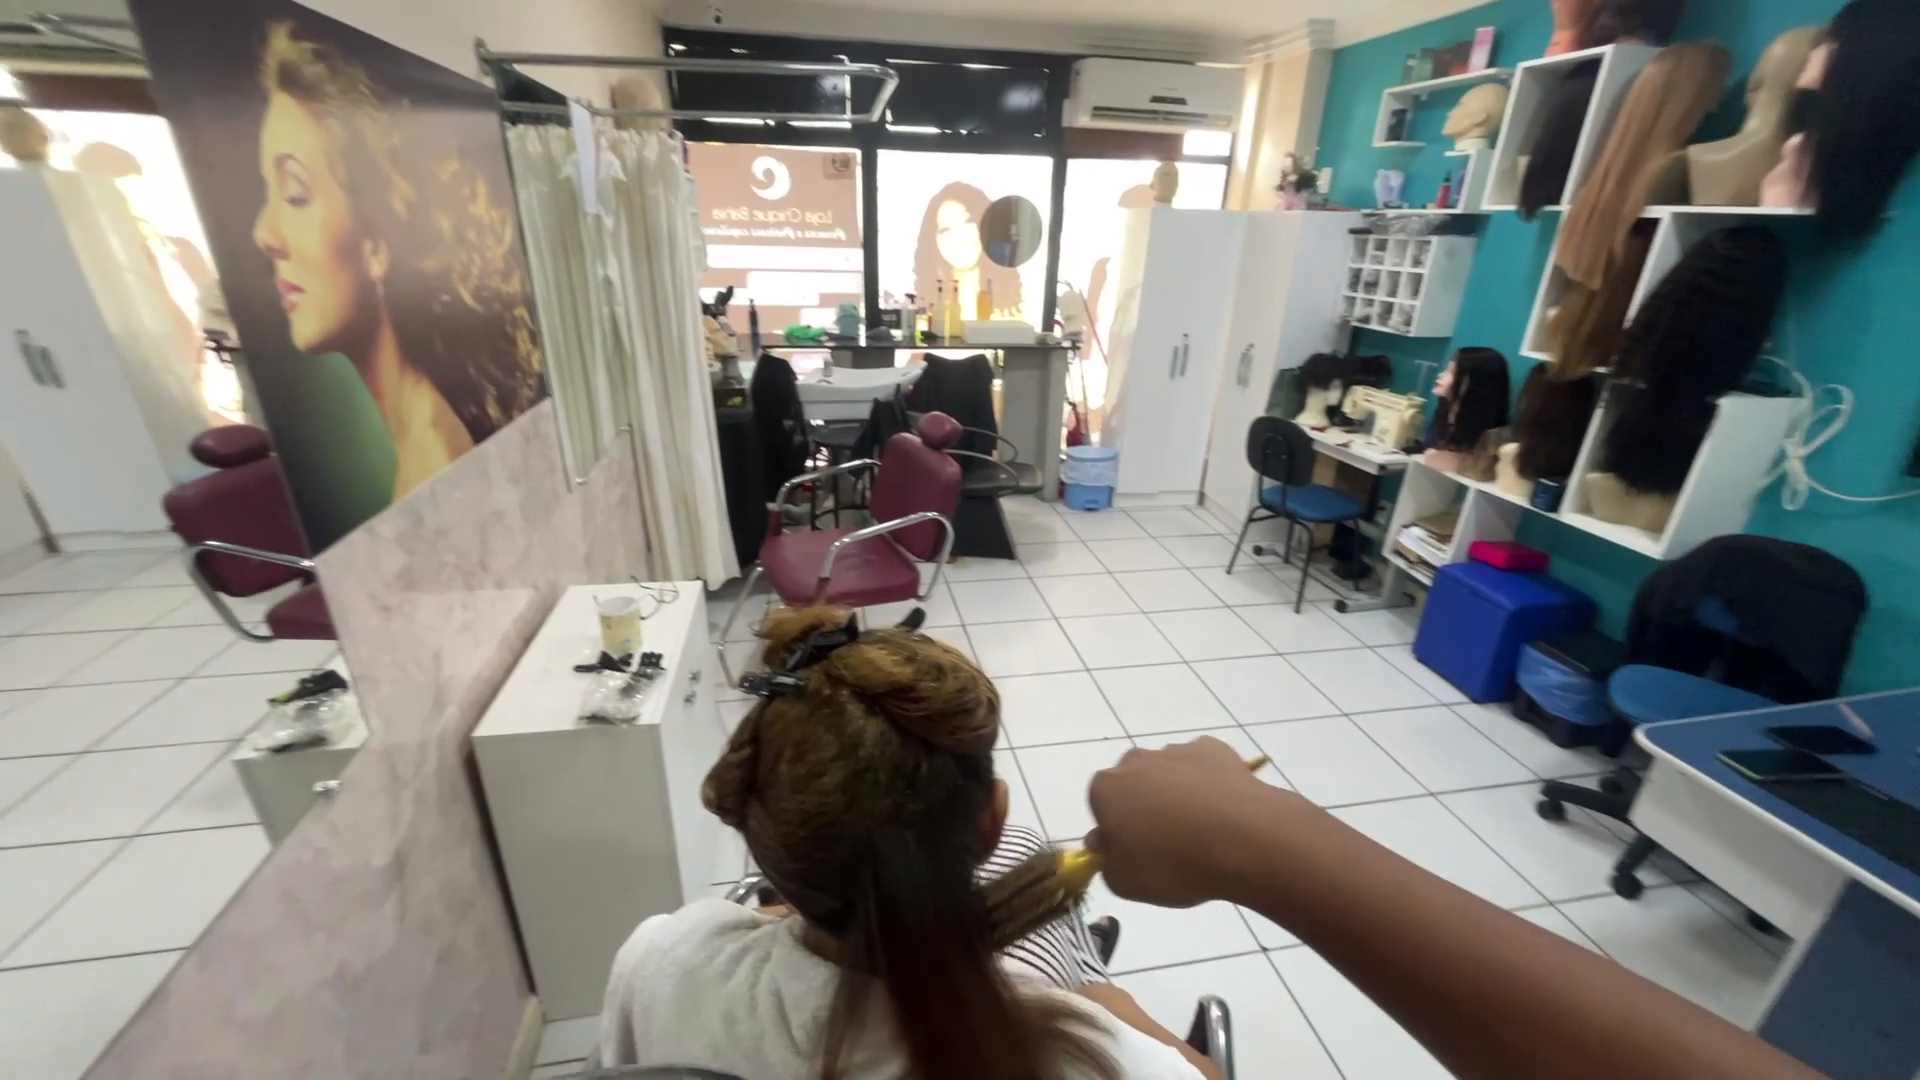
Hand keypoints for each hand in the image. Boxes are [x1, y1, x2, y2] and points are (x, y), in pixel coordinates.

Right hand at [1084, 736, 1296, 907]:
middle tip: (1167, 841)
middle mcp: (1134, 761)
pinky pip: (1201, 765)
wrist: (1242, 839)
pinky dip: (1207, 781)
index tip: (1136, 851)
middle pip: (1132, 783)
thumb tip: (1104, 840)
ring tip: (1202, 830)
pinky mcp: (1212, 748)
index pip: (1100, 806)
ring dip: (1176, 793)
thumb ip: (1105, 859)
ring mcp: (1174, 750)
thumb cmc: (1173, 864)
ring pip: (1167, 772)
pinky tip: (1223, 809)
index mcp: (1105, 789)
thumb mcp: (1124, 882)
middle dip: (1144, 805)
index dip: (1117, 829)